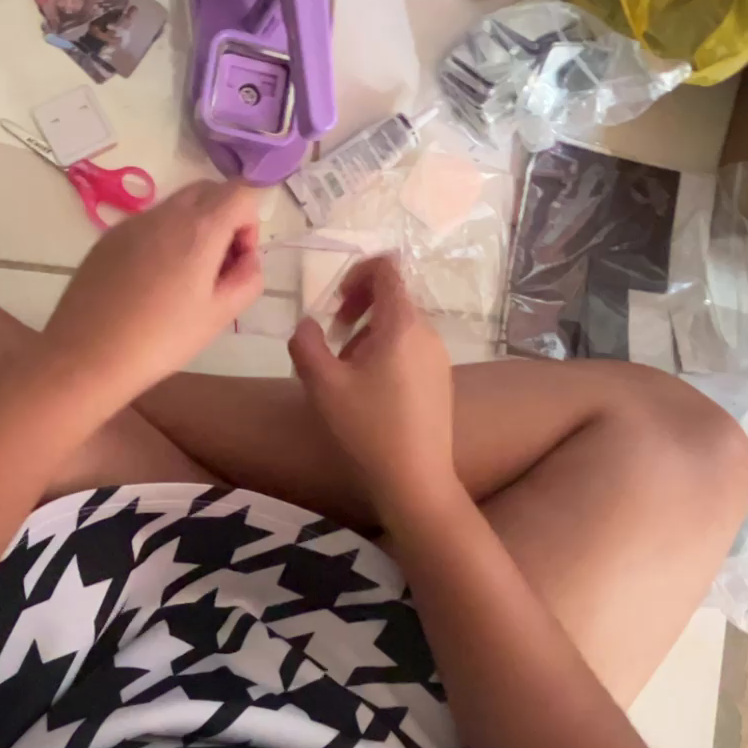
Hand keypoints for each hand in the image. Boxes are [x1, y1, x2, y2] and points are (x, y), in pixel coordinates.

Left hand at [42, 180, 262, 402]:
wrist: (87, 355)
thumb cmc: (161, 340)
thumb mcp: (220, 315)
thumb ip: (248, 278)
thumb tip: (246, 258)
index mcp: (199, 229)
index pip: (241, 192)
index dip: (251, 223)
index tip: (238, 261)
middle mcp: (165, 214)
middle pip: (209, 190)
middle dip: (224, 219)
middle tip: (218, 267)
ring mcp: (132, 223)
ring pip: (177, 207)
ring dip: (194, 230)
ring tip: (183, 281)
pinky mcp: (108, 237)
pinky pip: (149, 225)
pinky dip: (164, 240)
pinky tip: (150, 285)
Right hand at [287, 256, 457, 510]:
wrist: (416, 479)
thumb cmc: (368, 428)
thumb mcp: (322, 384)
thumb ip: (306, 343)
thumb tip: (307, 325)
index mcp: (402, 325)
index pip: (388, 269)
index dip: (357, 273)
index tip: (336, 302)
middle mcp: (427, 333)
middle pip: (393, 297)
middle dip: (357, 309)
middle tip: (333, 338)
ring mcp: (438, 357)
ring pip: (399, 326)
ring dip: (367, 335)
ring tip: (346, 373)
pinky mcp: (441, 379)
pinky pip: (410, 348)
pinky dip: (385, 353)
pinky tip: (369, 392)